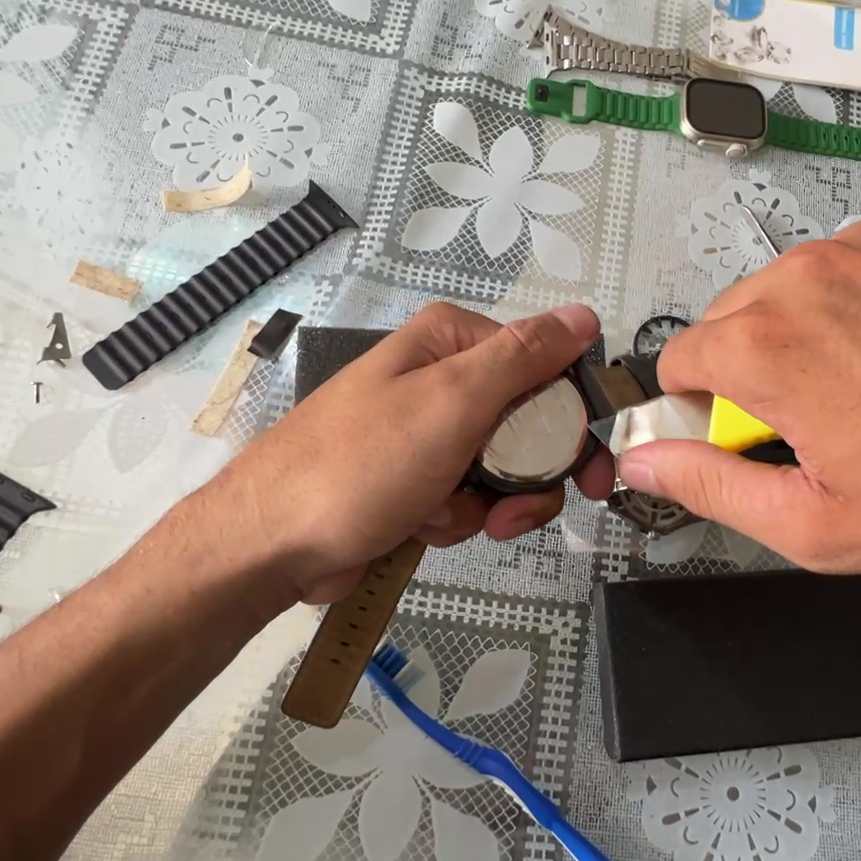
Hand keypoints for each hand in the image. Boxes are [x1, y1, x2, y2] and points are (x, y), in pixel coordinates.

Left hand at [202, 302, 611, 602]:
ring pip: (503, 466)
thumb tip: (585, 316)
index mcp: (452, 342)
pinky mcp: (418, 478)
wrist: (273, 544)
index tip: (586, 472)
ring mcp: (429, 431)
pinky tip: (423, 524)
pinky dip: (457, 515)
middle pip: (529, 422)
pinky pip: (469, 494)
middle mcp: (443, 378)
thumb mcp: (452, 402)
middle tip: (516, 512)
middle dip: (527, 474)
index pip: (545, 366)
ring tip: (447, 515)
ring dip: (489, 501)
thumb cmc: (364, 463)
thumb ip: (524, 357)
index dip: (572, 419)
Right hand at [617, 206, 860, 583]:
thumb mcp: (821, 525)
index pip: (679, 359)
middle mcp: (811, 272)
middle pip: (733, 320)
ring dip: (812, 338)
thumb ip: (709, 487)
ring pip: (796, 291)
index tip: (751, 443)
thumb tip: (642, 461)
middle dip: (753, 374)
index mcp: (769, 342)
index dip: (702, 409)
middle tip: (826, 430)